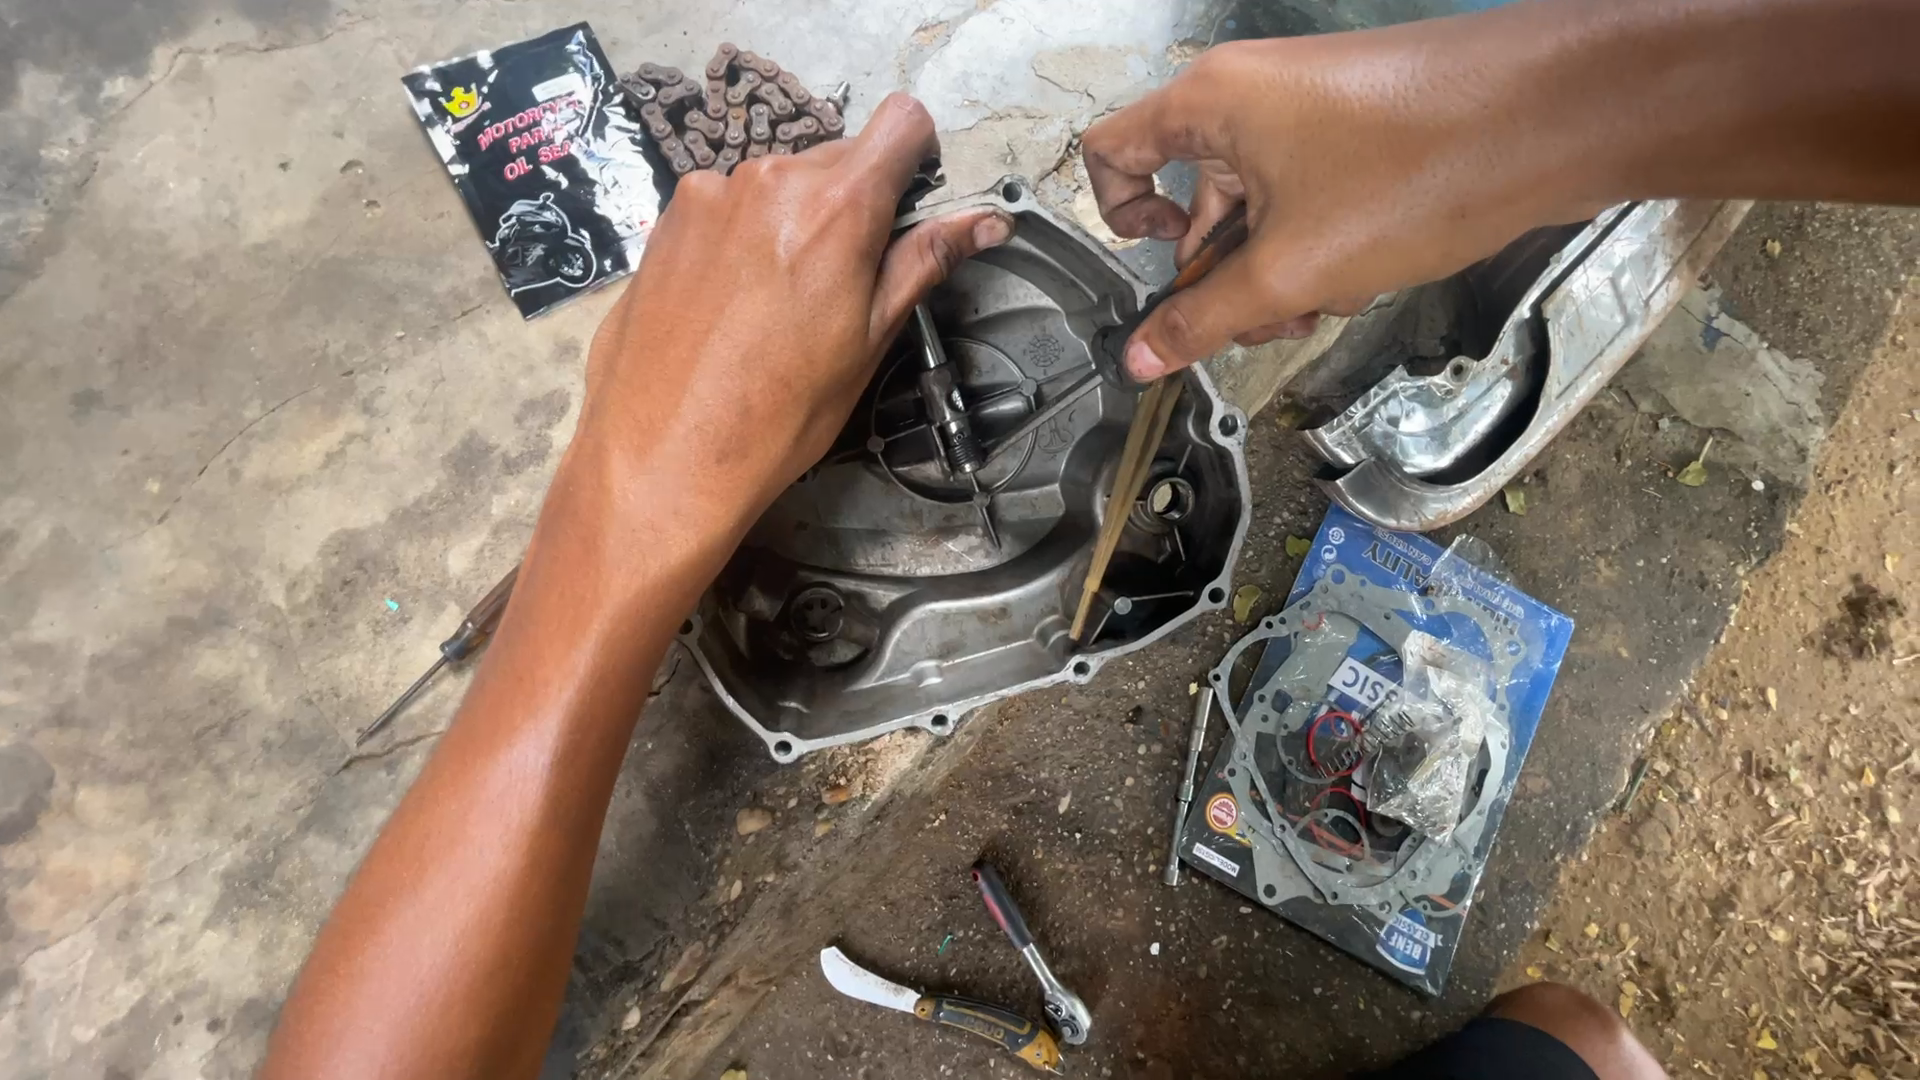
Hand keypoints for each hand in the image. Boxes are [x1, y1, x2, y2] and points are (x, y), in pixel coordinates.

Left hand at [579, 93, 1012, 522]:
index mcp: (836, 206)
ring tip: (780, 305)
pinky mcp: (669, 218)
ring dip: (797, 225)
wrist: (665, 453)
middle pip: (839, 160)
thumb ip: (924, 264)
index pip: (902, 123)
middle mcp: (770, 177)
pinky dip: (747, 236)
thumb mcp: (870, 341)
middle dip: (855, 209)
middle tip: (843, 288)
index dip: (918, 161)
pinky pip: (730, 206)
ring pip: (782, 185)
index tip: (909, 211)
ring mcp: (711, 193)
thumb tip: (986, 222)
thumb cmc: (783, 411)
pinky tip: (733, 302)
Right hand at [1081, 26, 1599, 379]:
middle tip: (1262, 317)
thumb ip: (1199, 322)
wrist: (1577, 112)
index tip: (1163, 262)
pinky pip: (1295, 204)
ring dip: (1269, 277)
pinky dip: (1308, 251)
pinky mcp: (1349, 134)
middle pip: (1187, 203)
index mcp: (1210, 105)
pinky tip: (1353, 280)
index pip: (1110, 153)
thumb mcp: (1287, 272)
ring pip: (1248, 217)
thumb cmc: (1414, 178)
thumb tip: (1134, 362)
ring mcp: (1302, 115)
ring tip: (1321, 305)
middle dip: (1218, 275)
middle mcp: (1245, 100)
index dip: (1118, 216)